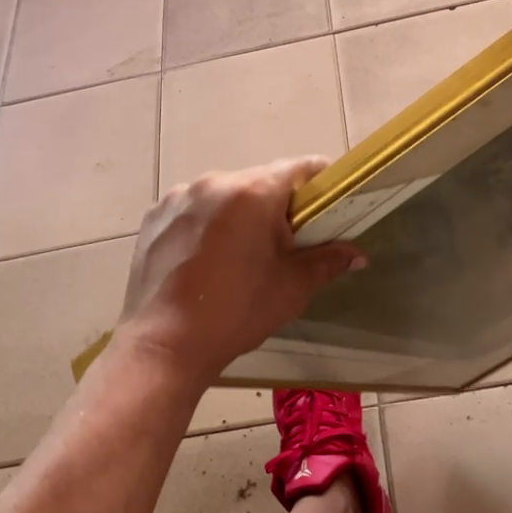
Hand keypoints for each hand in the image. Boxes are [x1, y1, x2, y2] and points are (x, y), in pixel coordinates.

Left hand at [116, 156, 364, 383]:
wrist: (164, 345)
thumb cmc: (236, 313)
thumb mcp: (291, 288)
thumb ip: (327, 262)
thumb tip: (357, 254)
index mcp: (253, 192)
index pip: (299, 168)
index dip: (320, 182)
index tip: (328, 202)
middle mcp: (214, 182)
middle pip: (259, 181)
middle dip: (275, 206)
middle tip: (285, 243)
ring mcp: (179, 197)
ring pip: (224, 195)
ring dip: (238, 214)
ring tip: (238, 256)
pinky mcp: (154, 216)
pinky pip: (192, 209)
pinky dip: (205, 224)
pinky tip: (204, 260)